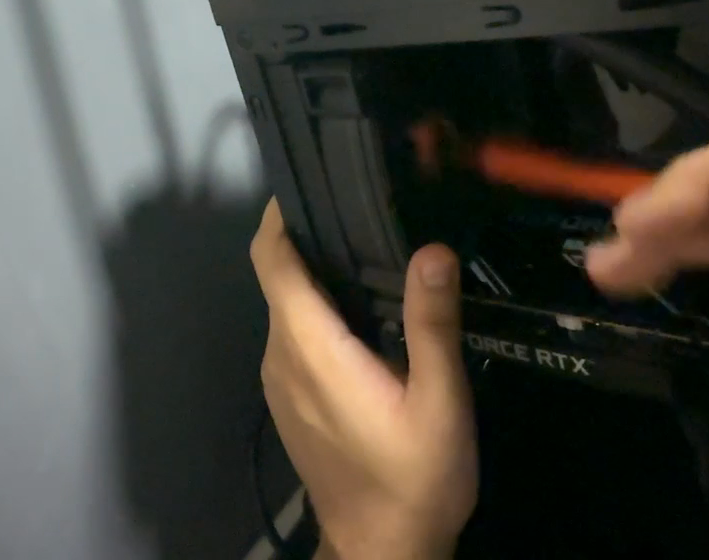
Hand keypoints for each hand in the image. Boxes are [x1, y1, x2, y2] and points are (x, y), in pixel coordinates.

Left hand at [251, 200, 476, 559]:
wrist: (380, 550)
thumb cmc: (413, 477)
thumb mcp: (438, 401)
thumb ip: (431, 323)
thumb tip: (432, 250)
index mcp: (309, 345)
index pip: (271, 260)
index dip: (278, 217)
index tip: (306, 184)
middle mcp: (280, 353)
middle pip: (277, 276)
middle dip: (305, 237)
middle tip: (357, 208)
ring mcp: (277, 377)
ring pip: (283, 304)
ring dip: (312, 273)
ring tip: (365, 250)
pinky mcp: (286, 395)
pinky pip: (290, 331)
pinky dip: (312, 307)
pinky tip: (357, 308)